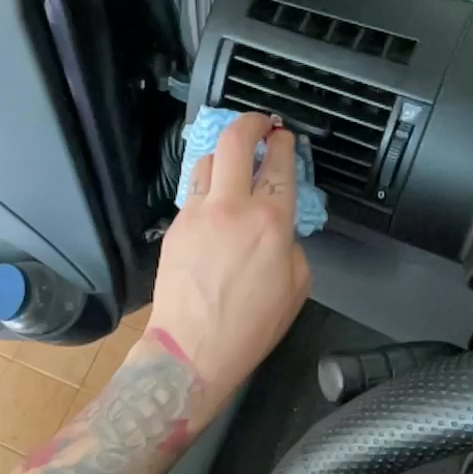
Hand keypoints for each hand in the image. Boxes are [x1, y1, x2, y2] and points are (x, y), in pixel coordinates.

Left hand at [146, 112, 311, 406]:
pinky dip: (206, 188)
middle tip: (259, 124)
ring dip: (223, 154)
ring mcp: (197, 215)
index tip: (285, 137)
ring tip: (233, 162)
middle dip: (250, 122)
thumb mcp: (296, 286)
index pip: (280, 163)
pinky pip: (192, 193)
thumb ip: (292, 244)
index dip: (284, 142)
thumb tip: (280, 228)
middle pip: (236, 140)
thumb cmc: (247, 328)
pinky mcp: (176, 227)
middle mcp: (231, 208)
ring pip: (207, 160)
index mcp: (271, 221)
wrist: (192, 350)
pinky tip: (214, 202)